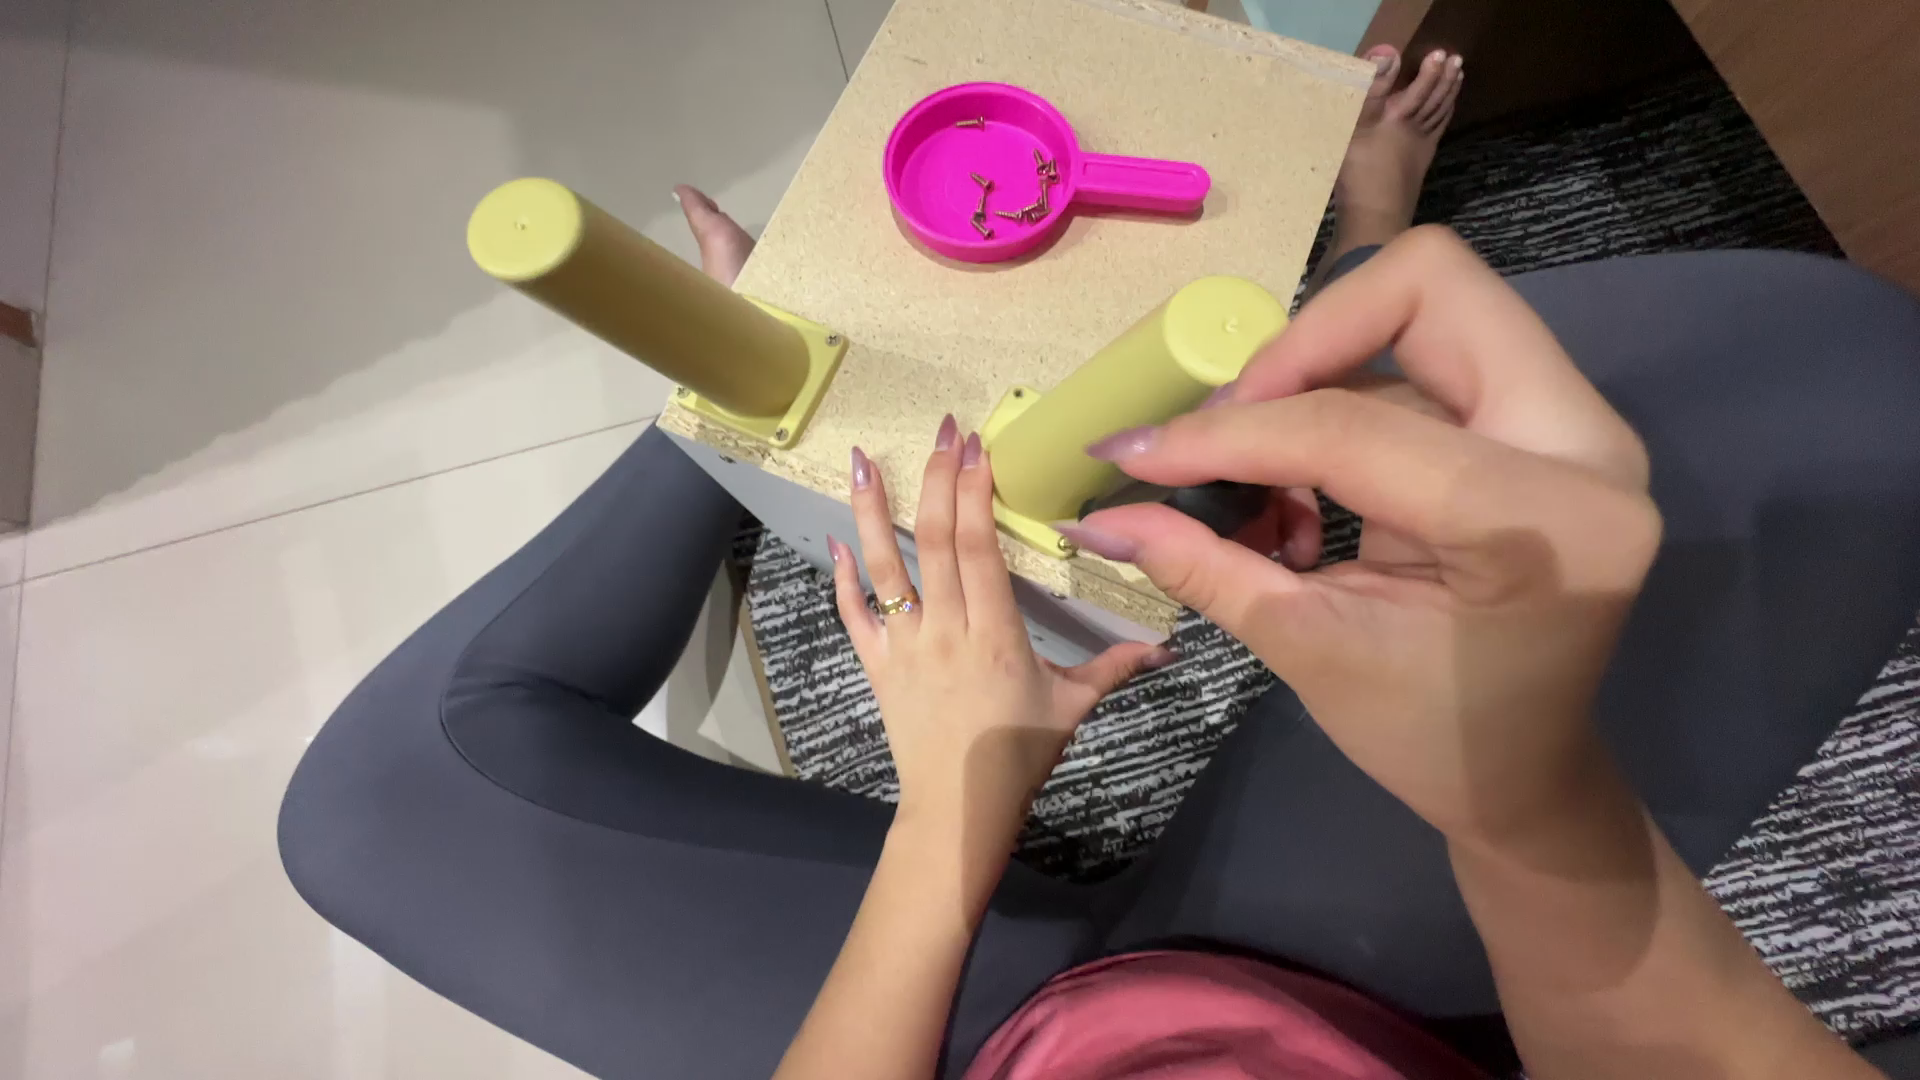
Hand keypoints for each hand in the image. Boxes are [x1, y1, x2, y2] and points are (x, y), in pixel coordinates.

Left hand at [831, 417, 1172, 896]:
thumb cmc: (1018, 756)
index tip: (978, 449)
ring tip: (863, 460)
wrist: (957, 808)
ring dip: (872, 510)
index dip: (975, 493)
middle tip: (944, 431)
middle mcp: (944, 628)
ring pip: (884, 566)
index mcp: (995, 632)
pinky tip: (835, 538)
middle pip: (936, 540)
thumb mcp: (1072, 709)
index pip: (979, 548)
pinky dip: (841, 577)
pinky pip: (853, 615)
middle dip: (939, 478)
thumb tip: (1167, 647)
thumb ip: (1114, 669)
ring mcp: (903, 644)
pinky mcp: (876, 664)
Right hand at [1065, 228, 1661, 840]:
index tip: (1135, 457)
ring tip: (1253, 475)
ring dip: (1305, 378)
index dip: (1223, 437)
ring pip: (1416, 310)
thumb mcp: (1302, 647)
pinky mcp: (1532, 420)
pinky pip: (1410, 359)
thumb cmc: (1425, 733)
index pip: (1347, 426)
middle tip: (1227, 425)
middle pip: (1423, 287)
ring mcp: (1564, 420)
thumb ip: (1198, 565)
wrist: (1522, 773)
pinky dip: (1327, 407)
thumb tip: (1098, 517)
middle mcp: (1579, 440)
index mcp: (1538, 522)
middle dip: (1294, 345)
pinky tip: (1293, 489)